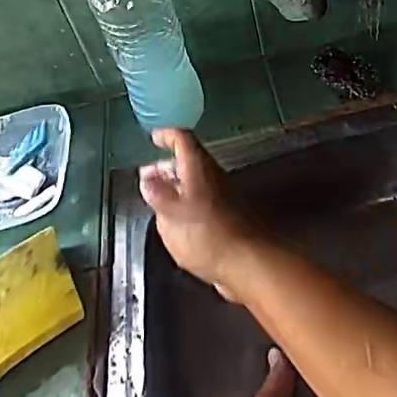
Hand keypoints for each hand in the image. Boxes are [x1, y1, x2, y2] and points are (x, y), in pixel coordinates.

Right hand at [139, 128, 266, 302]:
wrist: (248, 262)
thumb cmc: (206, 234)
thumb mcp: (171, 214)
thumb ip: (157, 194)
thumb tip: (148, 177)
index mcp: (197, 167)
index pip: (182, 138)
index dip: (167, 134)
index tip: (154, 137)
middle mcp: (212, 174)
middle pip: (189, 158)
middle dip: (167, 164)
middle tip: (148, 174)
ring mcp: (222, 194)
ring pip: (196, 179)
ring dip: (176, 183)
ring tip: (157, 196)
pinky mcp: (227, 214)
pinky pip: (201, 196)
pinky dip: (186, 200)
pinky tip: (177, 218)